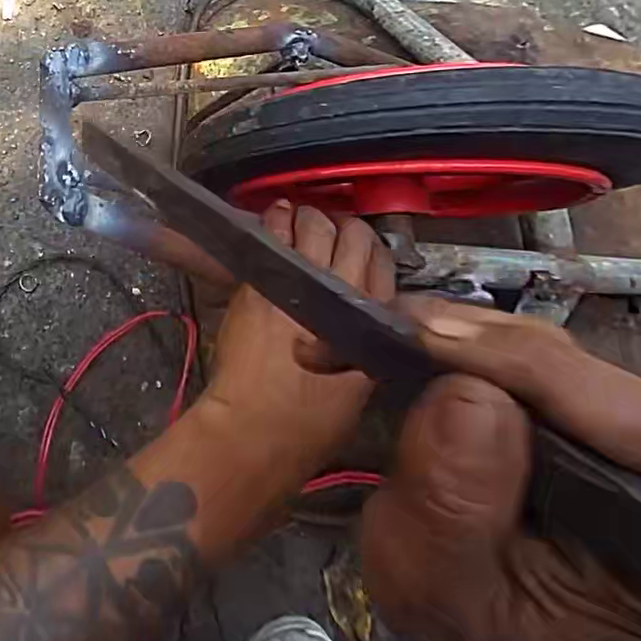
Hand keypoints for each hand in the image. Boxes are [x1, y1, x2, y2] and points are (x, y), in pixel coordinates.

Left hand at [199, 201, 383, 474]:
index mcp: (374, 322)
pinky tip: (276, 215)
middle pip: (353, 238)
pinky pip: (275, 236)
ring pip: (315, 228)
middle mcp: (343, 294)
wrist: (258, 425)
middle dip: (342, 227)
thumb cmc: (309, 420)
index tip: (357, 245)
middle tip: (328, 227)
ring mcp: (300, 282)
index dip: (370, 250)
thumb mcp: (358, 383)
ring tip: (300, 216)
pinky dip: (276, 221)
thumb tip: (359, 309)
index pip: (382, 264)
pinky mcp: (262, 281)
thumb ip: (365, 339)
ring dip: (309, 218)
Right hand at [358, 296, 640, 640]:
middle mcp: (640, 474)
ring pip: (540, 349)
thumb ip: (452, 502)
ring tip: (378, 331)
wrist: (461, 630)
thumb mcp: (437, 580)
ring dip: (453, 331)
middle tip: (388, 329)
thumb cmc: (458, 623)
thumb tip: (463, 391)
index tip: (434, 347)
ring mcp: (593, 435)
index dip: (543, 374)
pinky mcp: (544, 411)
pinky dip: (443, 336)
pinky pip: (504, 353)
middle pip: (584, 372)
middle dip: (480, 342)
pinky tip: (396, 337)